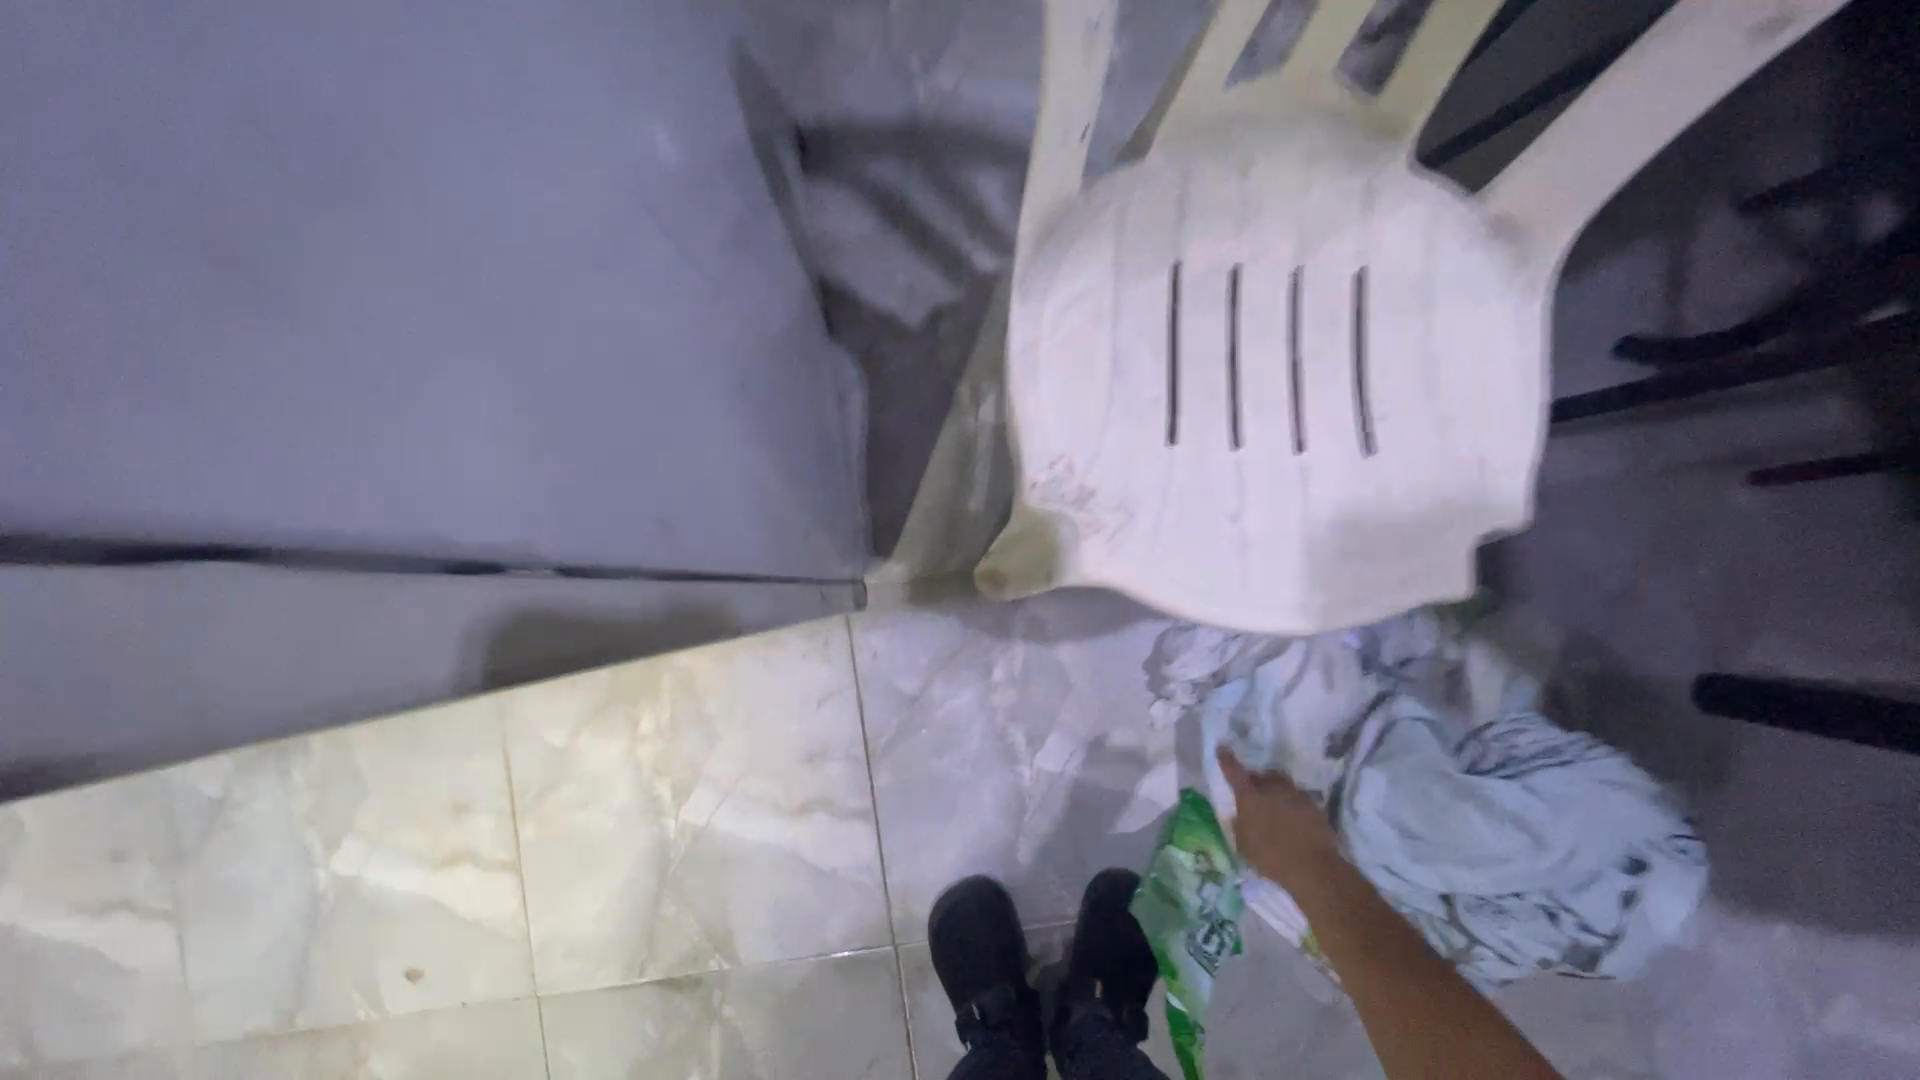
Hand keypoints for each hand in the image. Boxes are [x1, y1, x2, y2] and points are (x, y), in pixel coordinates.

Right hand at [1218, 748, 1341, 886]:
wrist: (1313, 867)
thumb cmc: (1271, 857)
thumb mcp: (1244, 846)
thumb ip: (1239, 826)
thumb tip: (1238, 816)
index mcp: (1250, 797)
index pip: (1234, 772)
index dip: (1227, 759)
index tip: (1222, 748)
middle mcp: (1272, 789)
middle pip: (1263, 775)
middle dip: (1258, 780)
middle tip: (1255, 793)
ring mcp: (1296, 795)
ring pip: (1283, 785)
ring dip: (1277, 791)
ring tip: (1277, 807)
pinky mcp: (1314, 806)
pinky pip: (1299, 799)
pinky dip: (1293, 805)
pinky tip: (1294, 820)